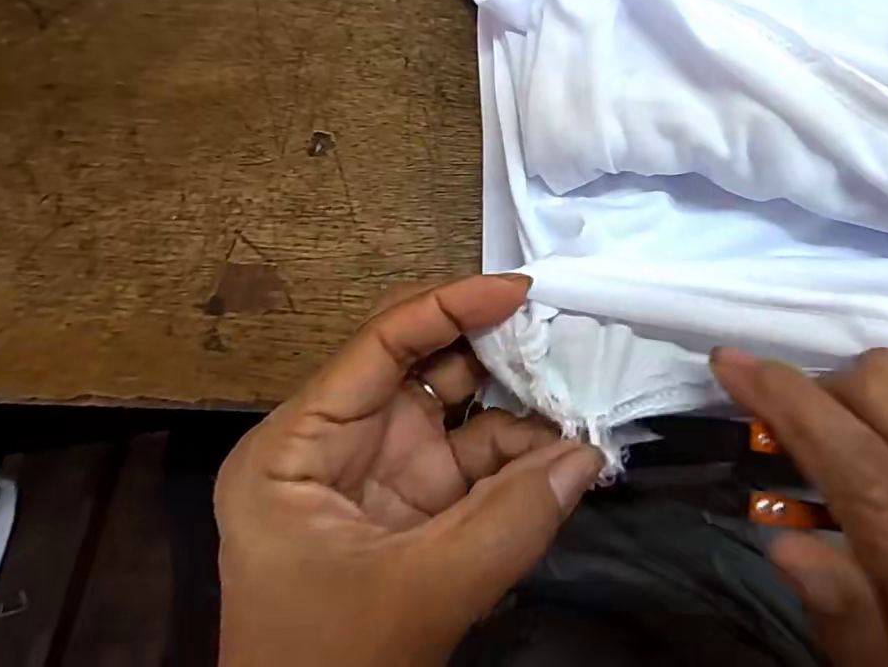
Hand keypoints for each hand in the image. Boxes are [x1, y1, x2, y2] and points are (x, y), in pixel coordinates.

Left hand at [215, 274, 604, 666]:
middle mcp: (340, 433)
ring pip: (457, 396)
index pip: (380, 341)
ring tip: (573, 384)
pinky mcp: (421, 489)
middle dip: (489, 338)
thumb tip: (587, 456)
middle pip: (421, 355)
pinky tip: (565, 450)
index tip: (519, 290)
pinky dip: (523, 445)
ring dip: (516, 391)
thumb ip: (509, 524)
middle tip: (552, 325)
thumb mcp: (417, 597)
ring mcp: (384, 459)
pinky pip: (479, 446)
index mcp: (300, 442)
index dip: (451, 304)